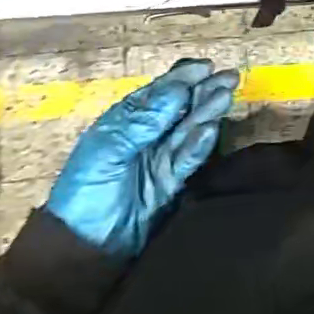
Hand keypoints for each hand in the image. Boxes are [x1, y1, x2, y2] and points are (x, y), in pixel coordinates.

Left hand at [46, 59, 240, 257]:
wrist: (84, 247)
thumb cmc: (86, 191)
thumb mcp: (108, 150)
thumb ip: (143, 121)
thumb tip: (178, 90)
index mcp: (126, 122)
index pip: (158, 93)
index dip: (181, 78)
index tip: (205, 67)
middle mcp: (147, 136)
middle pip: (180, 108)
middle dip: (203, 91)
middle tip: (229, 77)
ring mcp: (161, 160)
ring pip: (189, 130)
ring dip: (207, 112)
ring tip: (226, 96)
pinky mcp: (172, 184)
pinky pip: (189, 160)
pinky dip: (200, 145)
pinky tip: (211, 130)